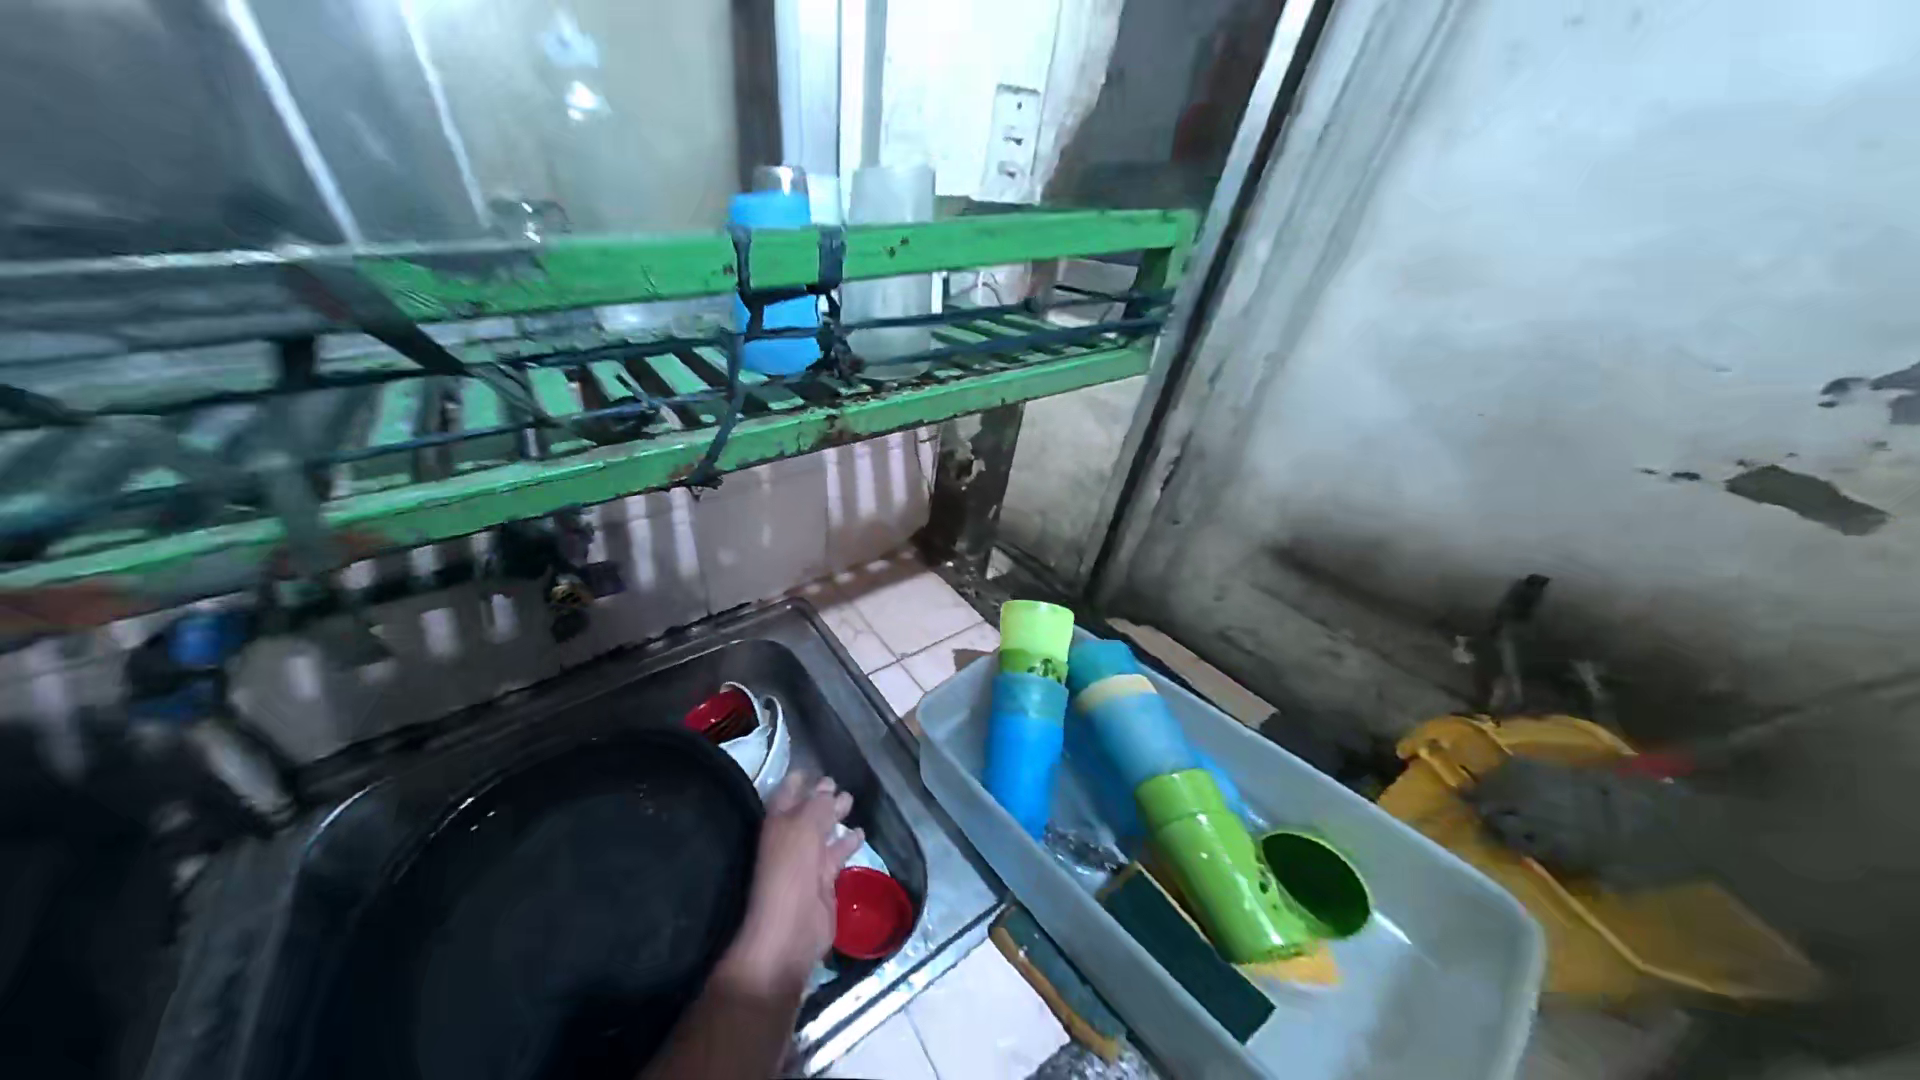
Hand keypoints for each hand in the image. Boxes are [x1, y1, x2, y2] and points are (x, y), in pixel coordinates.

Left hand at [715, 773, 863, 999]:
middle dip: (820, 796)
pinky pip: (837, 853)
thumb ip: (818, 806)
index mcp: (778, 823)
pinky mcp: (823, 881)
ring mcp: (806, 861)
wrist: (790, 930)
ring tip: (851, 800)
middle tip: (836, 781)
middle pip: (807, 811)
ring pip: (823, 831)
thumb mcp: (804, 828)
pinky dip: (848, 842)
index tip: (812, 766)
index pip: (788, 793)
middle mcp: (790, 839)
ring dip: (835, 816)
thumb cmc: (790, 871)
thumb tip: (829, 789)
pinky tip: (860, 832)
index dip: (799, 779)